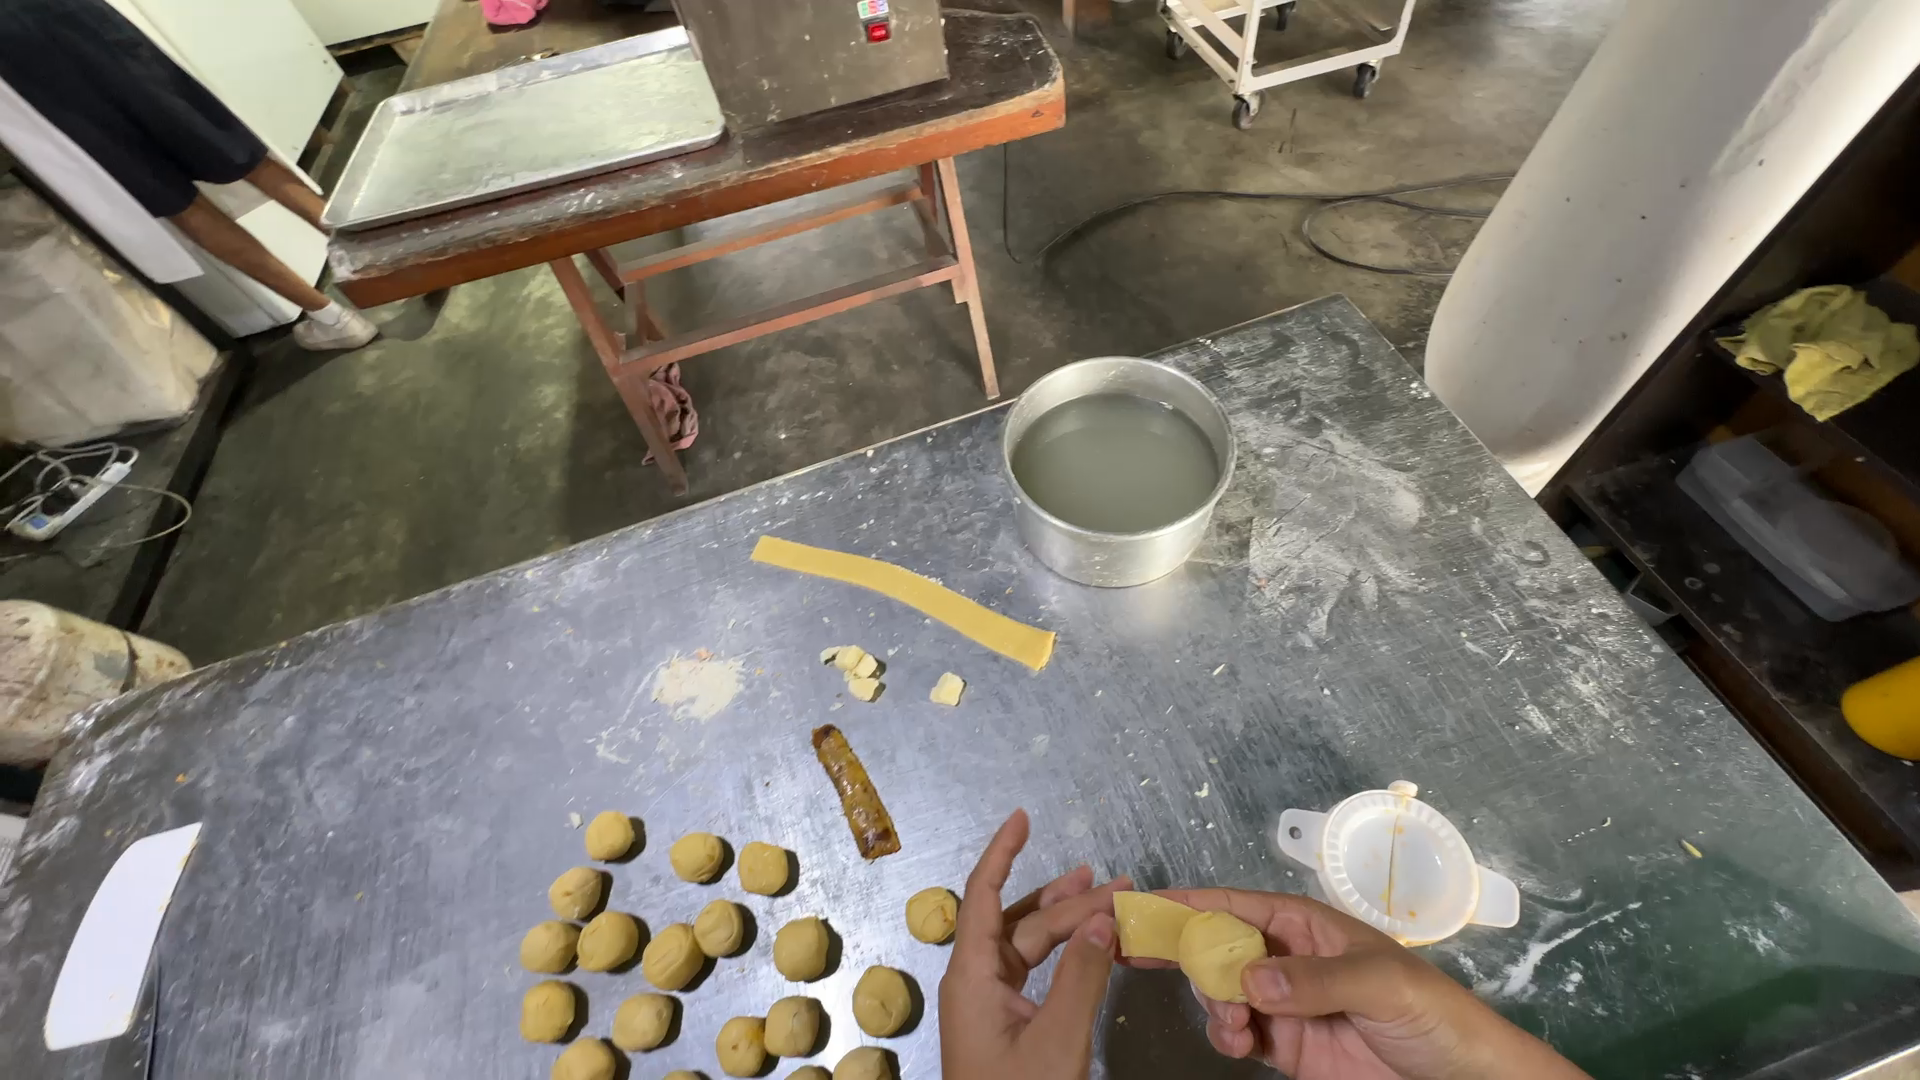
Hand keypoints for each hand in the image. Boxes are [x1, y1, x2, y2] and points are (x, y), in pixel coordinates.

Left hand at [940, 809, 1131, 1079]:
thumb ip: (1081, 975)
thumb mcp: (1057, 1041)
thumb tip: (1101, 915)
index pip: (984, 893)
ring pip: (1033, 945)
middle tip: (1120, 886)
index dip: (1002, 851)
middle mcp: (978, 978)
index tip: (1022, 816)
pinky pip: (1038, 972)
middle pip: (1023, 921)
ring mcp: (993, 1001)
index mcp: (972, 973)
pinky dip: (1069, 956)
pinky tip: (1097, 944)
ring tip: (1113, 895)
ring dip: (1071, 922)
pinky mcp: (1010, 1023)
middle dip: (1068, 899)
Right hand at [1150, 889, 1588, 1079]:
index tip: (1143, 904)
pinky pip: (1237, 1032)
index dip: (1188, 901)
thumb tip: (1247, 979)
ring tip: (1229, 1022)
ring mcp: (1281, 1003)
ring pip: (1219, 989)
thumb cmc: (1430, 1012)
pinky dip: (1224, 1034)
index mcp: (1301, 924)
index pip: (1234, 904)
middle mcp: (1282, 957)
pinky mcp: (1284, 1048)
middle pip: (1216, 944)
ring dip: (1209, 1000)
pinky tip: (1236, 1042)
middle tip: (1138, 954)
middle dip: (1183, 949)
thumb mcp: (1379, 982)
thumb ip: (1313, 978)